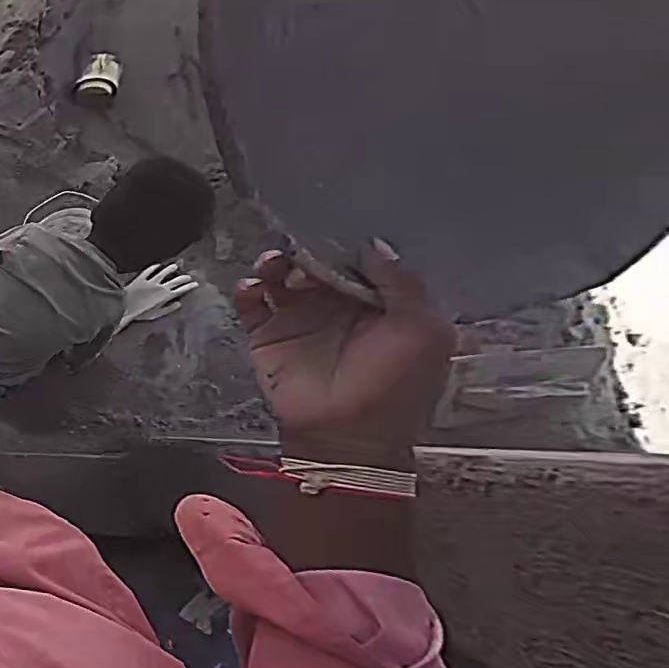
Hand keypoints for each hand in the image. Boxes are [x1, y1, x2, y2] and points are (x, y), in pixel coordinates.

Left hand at [122, 263, 199, 327]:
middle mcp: (160, 287)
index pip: (180, 290)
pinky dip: (153, 268)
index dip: (189, 286)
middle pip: (175, 280)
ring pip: (163, 273)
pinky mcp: (141, 279)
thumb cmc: (140, 313)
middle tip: (188, 276)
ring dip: (169, 269)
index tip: (195, 284)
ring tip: (175, 266)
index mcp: (165, 296)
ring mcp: (150, 281)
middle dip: (183, 278)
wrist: (125, 306)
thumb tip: (178, 303)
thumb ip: (168, 309)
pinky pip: (148, 271)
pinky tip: (156, 265)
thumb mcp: (157, 314)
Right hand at [234, 242, 454, 470]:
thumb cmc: (393, 387)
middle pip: (312, 264)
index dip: (343, 246)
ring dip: (273, 264)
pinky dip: (246, 290)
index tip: (334, 235)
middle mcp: (332, 306)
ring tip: (272, 264)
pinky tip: (252, 287)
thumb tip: (377, 247)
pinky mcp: (265, 335)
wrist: (346, 432)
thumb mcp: (421, 332)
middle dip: (304, 251)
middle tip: (300, 250)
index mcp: (372, 303)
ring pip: (279, 278)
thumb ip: (404, 287)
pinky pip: (250, 304)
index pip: (354, 262)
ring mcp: (297, 319)